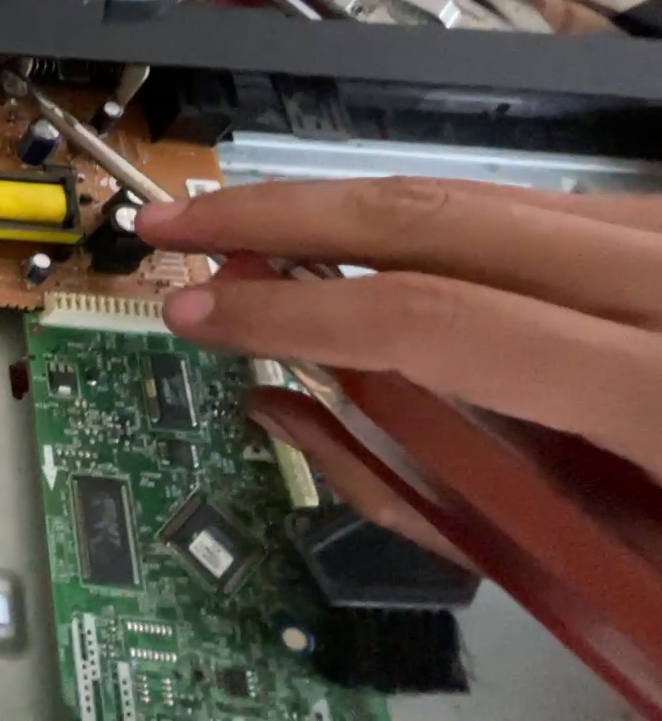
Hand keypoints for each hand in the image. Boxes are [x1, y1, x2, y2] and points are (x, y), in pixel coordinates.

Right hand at [137, 178, 661, 553]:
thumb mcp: (603, 579)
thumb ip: (421, 491)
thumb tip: (274, 406)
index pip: (430, 320)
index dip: (287, 313)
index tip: (192, 315)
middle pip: (428, 213)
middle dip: (272, 215)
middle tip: (170, 224)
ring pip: (462, 194)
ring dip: (324, 210)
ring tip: (235, 230)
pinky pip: (512, 207)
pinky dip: (408, 222)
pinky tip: (348, 242)